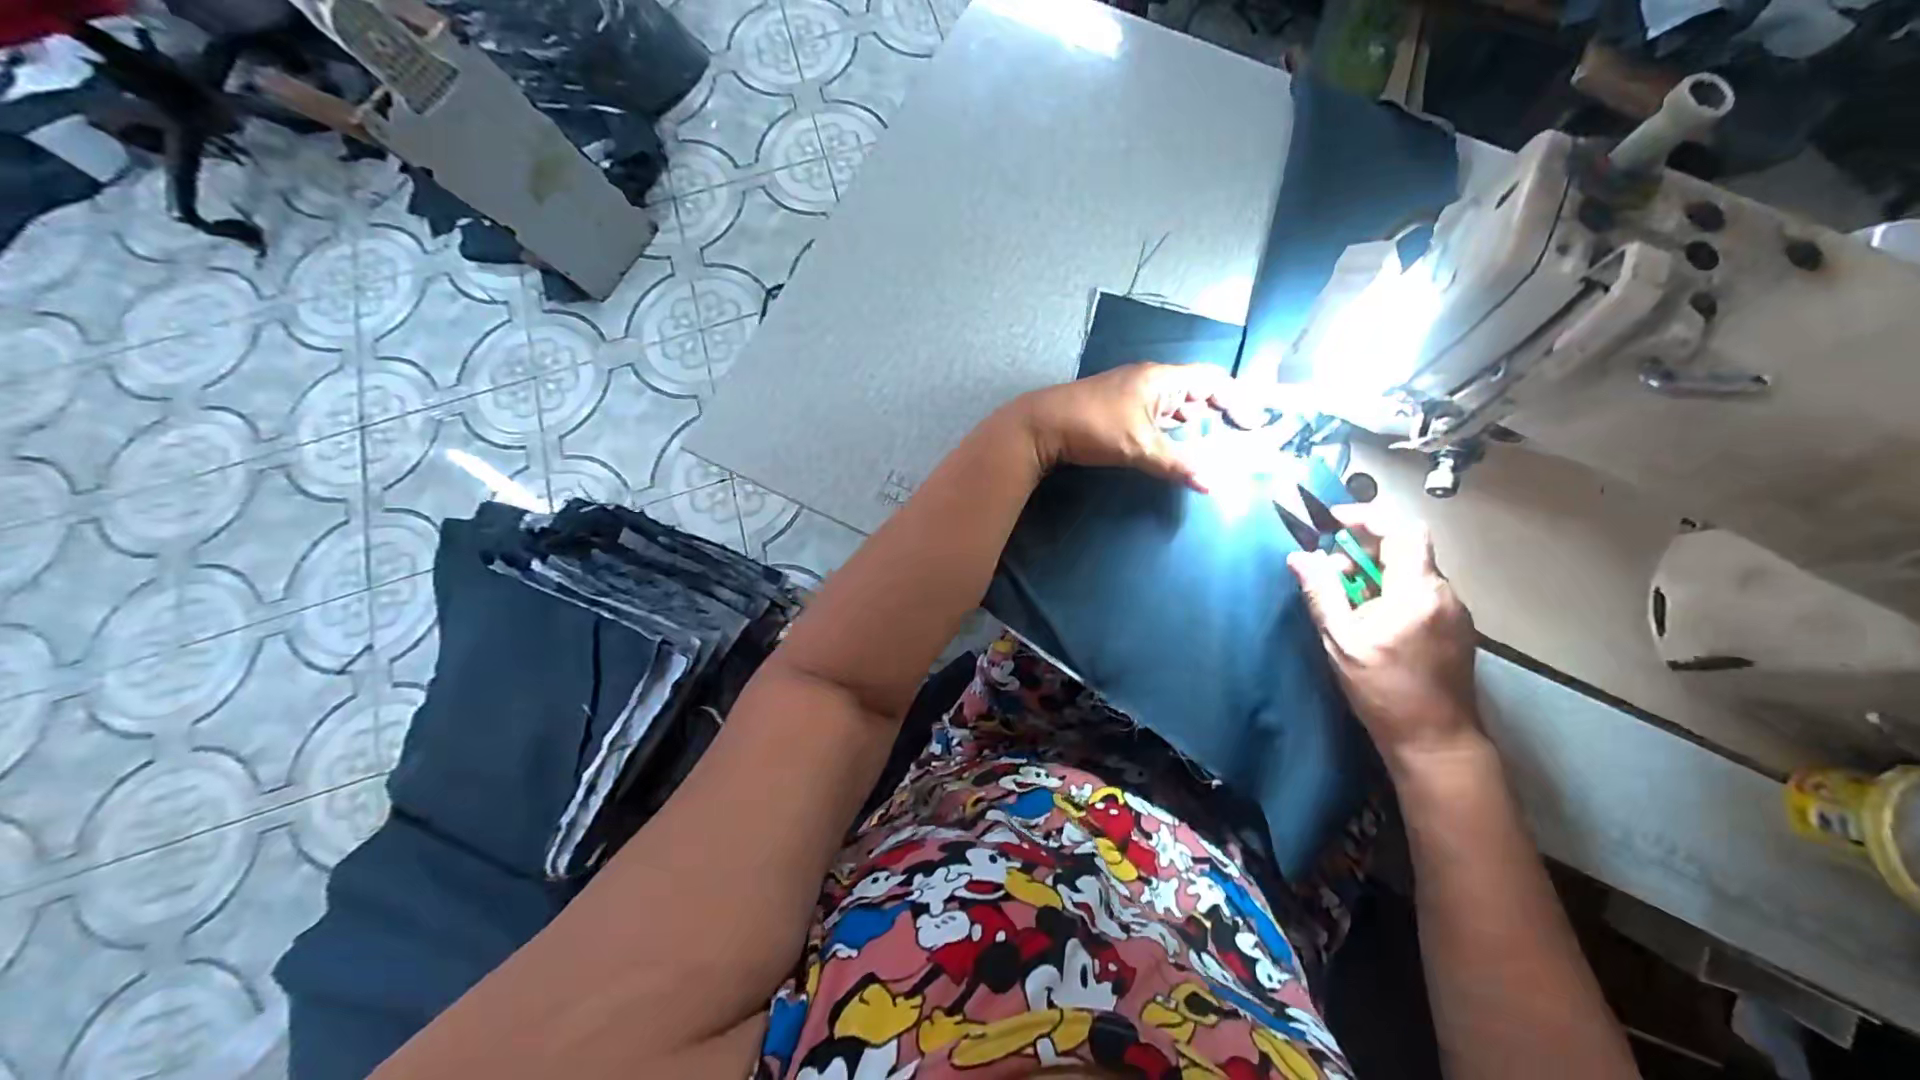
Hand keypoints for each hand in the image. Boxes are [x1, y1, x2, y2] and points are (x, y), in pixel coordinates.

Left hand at [1008, 363, 1263, 491]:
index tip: (1252, 421)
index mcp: (1160, 378)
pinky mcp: (1115, 407)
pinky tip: (1171, 439)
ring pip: (1171, 401)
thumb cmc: (1093, 427)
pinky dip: (1169, 424)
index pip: (1210, 380)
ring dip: (1191, 417)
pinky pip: (1153, 411)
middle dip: (1216, 407)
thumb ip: (1176, 464)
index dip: (1235, 397)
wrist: (1040, 425)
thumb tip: (1212, 484)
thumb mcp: (1138, 446)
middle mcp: (1148, 379)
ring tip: (1210, 436)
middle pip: (1193, 387)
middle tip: (1236, 430)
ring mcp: (1129, 392)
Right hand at [1286, 502, 1482, 766]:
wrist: (1435, 739)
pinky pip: (1421, 594)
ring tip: (1346, 603)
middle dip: (1363, 553)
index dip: (1366, 518)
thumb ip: (1321, 593)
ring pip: (1412, 573)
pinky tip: (1372, 622)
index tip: (1334, 523)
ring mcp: (1455, 612)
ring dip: (1376, 576)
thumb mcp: (1341, 640)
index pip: (1401, 531)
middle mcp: (1444, 594)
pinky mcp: (1455, 629)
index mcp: (1417, 591)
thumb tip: (1299, 557)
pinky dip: (1393, 594)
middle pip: (1405, 550)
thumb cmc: (1384, 690)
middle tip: (1329, 574)